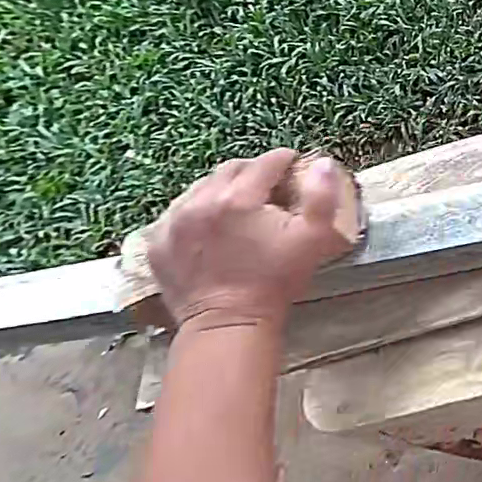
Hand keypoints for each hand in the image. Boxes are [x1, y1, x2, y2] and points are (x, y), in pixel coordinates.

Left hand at [148, 149, 356, 330]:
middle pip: (229, 170)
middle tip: (273, 185)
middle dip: (255, 171)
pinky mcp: (156, 243)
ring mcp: (171, 223)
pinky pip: (178, 212)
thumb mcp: (315, 236)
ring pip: (200, 188)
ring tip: (243, 205)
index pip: (265, 163)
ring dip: (225, 188)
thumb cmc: (277, 277)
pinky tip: (214, 226)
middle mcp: (198, 203)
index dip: (285, 160)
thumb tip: (324, 163)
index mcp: (238, 199)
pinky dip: (198, 210)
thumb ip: (323, 195)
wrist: (228, 320)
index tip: (297, 165)